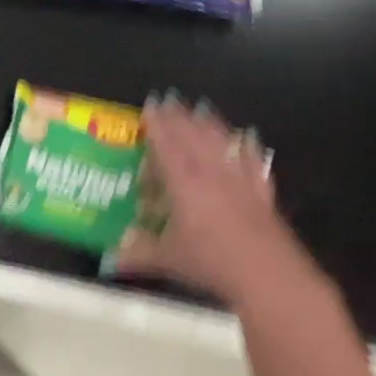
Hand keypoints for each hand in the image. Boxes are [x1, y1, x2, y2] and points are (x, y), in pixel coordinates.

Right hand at [113, 97, 323, 304]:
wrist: (268, 276)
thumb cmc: (211, 263)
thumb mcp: (167, 261)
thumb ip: (137, 255)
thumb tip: (108, 260)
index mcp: (185, 185)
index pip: (168, 146)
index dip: (159, 124)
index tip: (152, 104)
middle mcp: (213, 175)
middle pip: (195, 137)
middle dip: (182, 117)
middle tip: (171, 99)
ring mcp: (241, 182)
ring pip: (224, 143)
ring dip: (211, 124)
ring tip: (202, 108)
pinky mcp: (262, 194)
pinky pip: (252, 161)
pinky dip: (247, 146)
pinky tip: (248, 137)